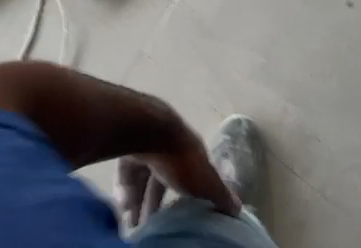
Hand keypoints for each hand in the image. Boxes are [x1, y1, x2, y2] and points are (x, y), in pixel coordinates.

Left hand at [116, 140, 240, 225]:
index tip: (181, 221)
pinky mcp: (127, 147)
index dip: (186, 199)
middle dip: (156, 206)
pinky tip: (123, 207)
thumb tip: (238, 209)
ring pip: (143, 178)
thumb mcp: (206, 182)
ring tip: (133, 227)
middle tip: (149, 230)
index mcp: (191, 154)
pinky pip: (126, 172)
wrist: (148, 130)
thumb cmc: (181, 159)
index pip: (191, 179)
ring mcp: (147, 146)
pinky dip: (125, 189)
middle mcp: (169, 148)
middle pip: (162, 182)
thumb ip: (220, 195)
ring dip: (138, 202)